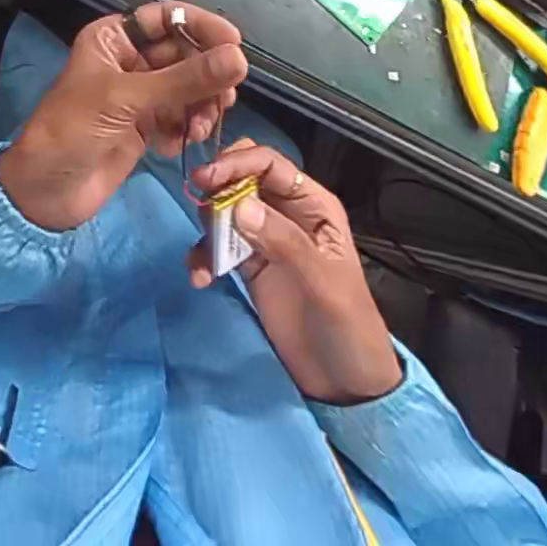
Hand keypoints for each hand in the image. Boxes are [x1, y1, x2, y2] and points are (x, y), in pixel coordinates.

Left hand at [0, 2, 248, 231]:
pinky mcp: (146, 126)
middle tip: (224, 99)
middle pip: (183, 53)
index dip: (201, 26)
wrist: (48, 190)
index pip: (165, 18)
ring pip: (187, 87)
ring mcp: (138, 95)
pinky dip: (187, 127)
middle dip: (206, 74)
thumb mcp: (127, 99)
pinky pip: (181, 115)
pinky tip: (179, 143)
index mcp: (112, 39)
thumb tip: (239, 58)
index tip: (234, 44)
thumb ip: (184, 79)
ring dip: (201, 104)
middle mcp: (128, 61)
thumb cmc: (74, 131)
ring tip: (198, 128)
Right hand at [188, 141, 401, 404]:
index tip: (205, 179)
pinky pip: (215, 244)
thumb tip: (240, 205)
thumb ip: (284, 241)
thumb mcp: (323, 282)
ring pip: (222, 208)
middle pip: (240, 178)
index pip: (269, 164)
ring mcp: (263, 236)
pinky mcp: (245, 262)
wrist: (343, 382)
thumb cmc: (347, 326)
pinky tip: (202, 279)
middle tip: (199, 204)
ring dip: (206, 227)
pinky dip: (203, 256)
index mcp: (312, 205)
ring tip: (206, 259)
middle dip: (216, 187)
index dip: (236, 164)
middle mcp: (285, 212)